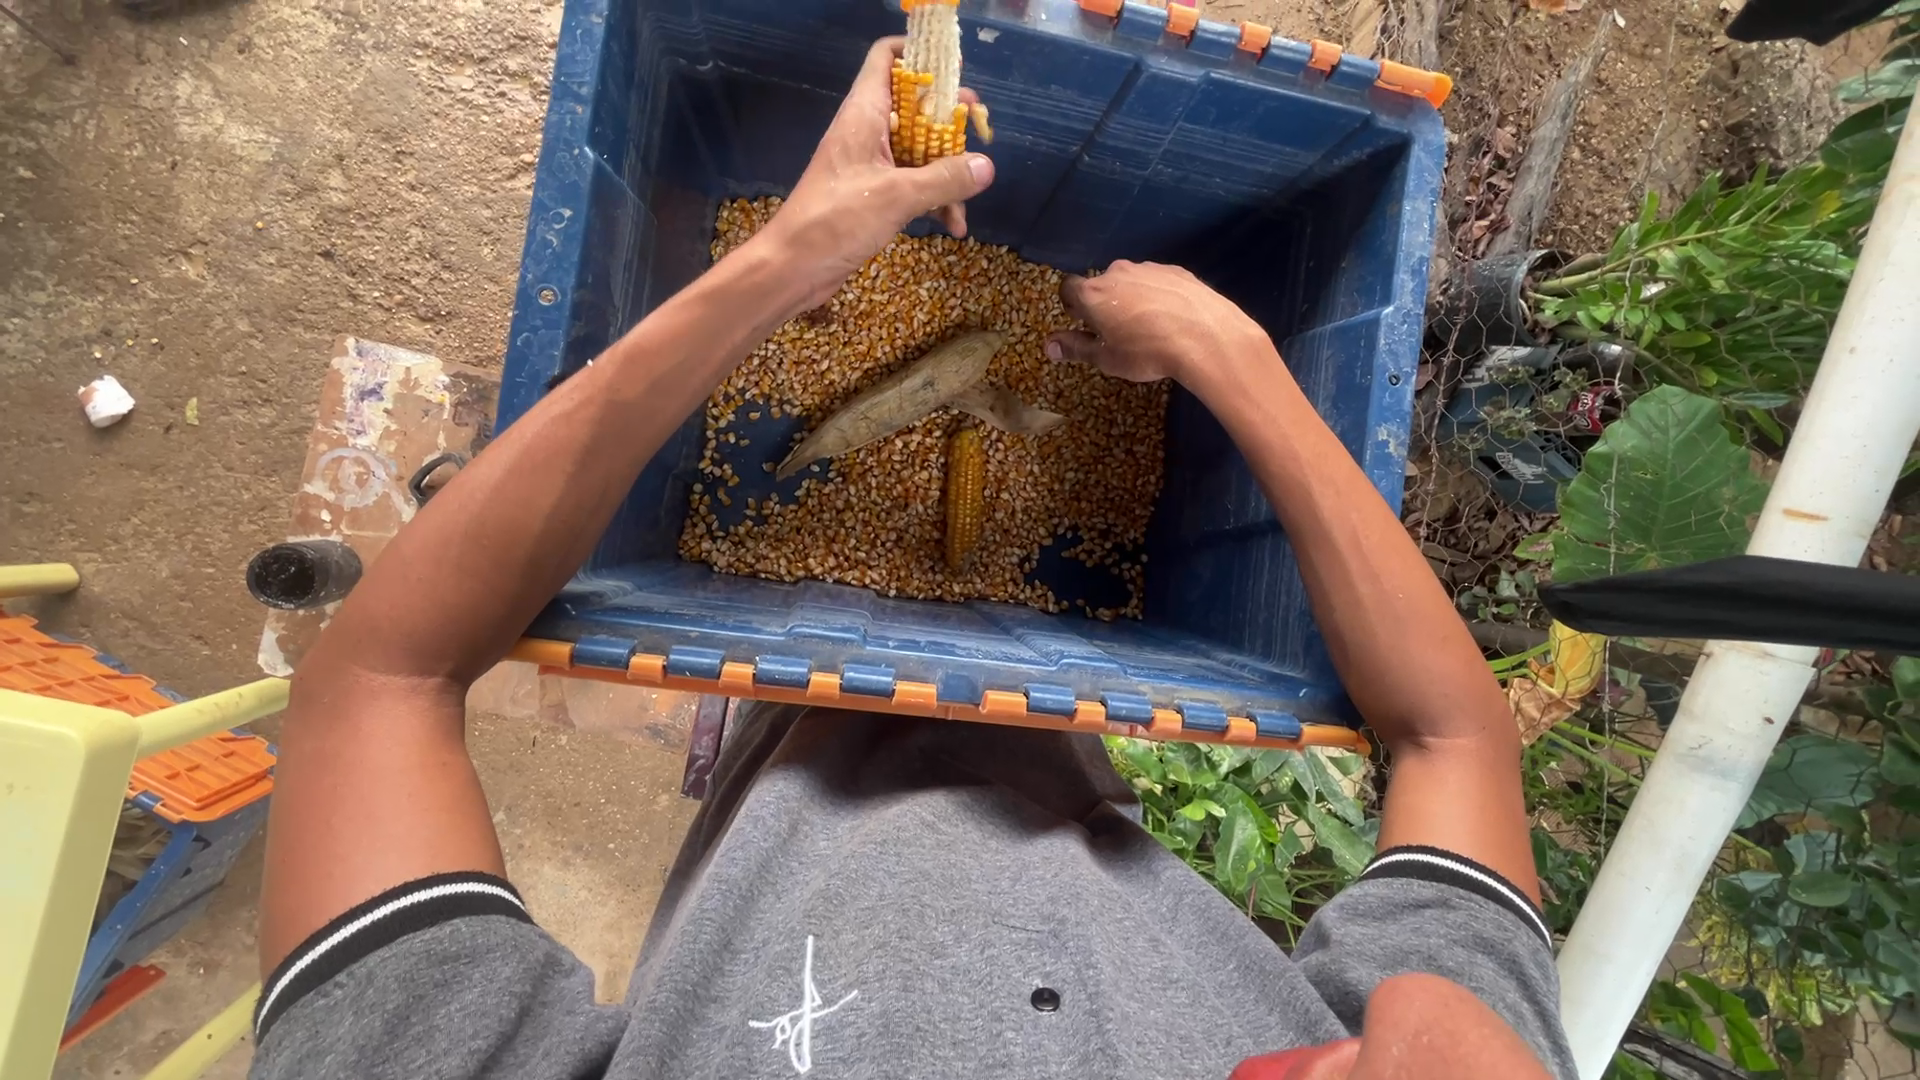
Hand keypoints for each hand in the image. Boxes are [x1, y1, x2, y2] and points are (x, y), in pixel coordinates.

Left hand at [755, 36, 994, 309]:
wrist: (795, 267)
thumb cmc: (837, 220)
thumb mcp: (897, 196)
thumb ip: (944, 179)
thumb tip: (987, 166)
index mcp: (864, 113)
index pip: (887, 58)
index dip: (920, 57)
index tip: (955, 76)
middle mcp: (867, 133)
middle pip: (914, 108)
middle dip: (948, 122)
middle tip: (980, 132)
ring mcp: (870, 167)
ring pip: (918, 153)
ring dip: (946, 173)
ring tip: (971, 196)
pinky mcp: (872, 198)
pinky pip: (911, 187)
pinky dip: (933, 201)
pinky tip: (953, 226)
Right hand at [1044, 260, 1277, 388]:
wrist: (1205, 337)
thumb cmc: (1145, 352)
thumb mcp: (1106, 358)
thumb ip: (1076, 348)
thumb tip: (1048, 346)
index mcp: (1093, 293)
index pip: (1068, 289)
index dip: (1070, 306)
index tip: (1081, 323)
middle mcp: (1116, 272)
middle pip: (1100, 284)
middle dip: (1102, 304)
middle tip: (1114, 331)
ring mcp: (1148, 268)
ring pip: (1129, 282)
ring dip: (1130, 299)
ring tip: (1146, 327)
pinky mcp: (1176, 271)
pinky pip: (1156, 282)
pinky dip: (1155, 296)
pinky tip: (1169, 319)